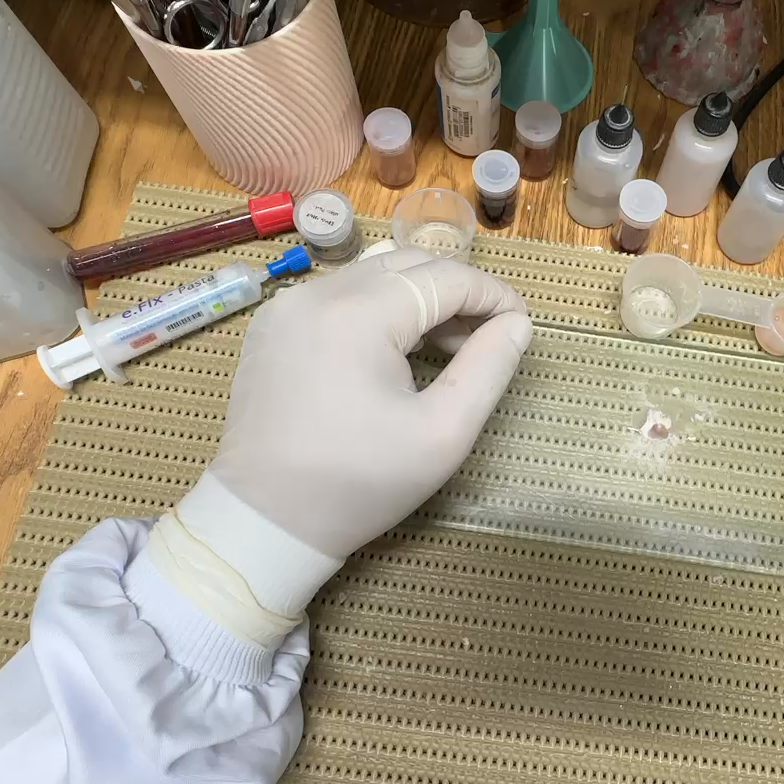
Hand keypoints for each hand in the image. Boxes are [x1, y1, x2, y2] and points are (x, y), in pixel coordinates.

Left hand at [147, 250, 532, 628]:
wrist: (264, 520)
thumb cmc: (360, 483)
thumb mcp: (443, 433)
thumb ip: (488, 369)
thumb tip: (516, 324)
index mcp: (358, 315)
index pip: (446, 277)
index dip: (492, 294)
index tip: (519, 324)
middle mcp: (318, 292)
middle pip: (410, 263)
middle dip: (458, 292)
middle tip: (485, 339)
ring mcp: (288, 304)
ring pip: (374, 273)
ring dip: (419, 297)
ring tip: (443, 346)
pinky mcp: (273, 323)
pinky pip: (340, 293)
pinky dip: (379, 307)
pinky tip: (393, 349)